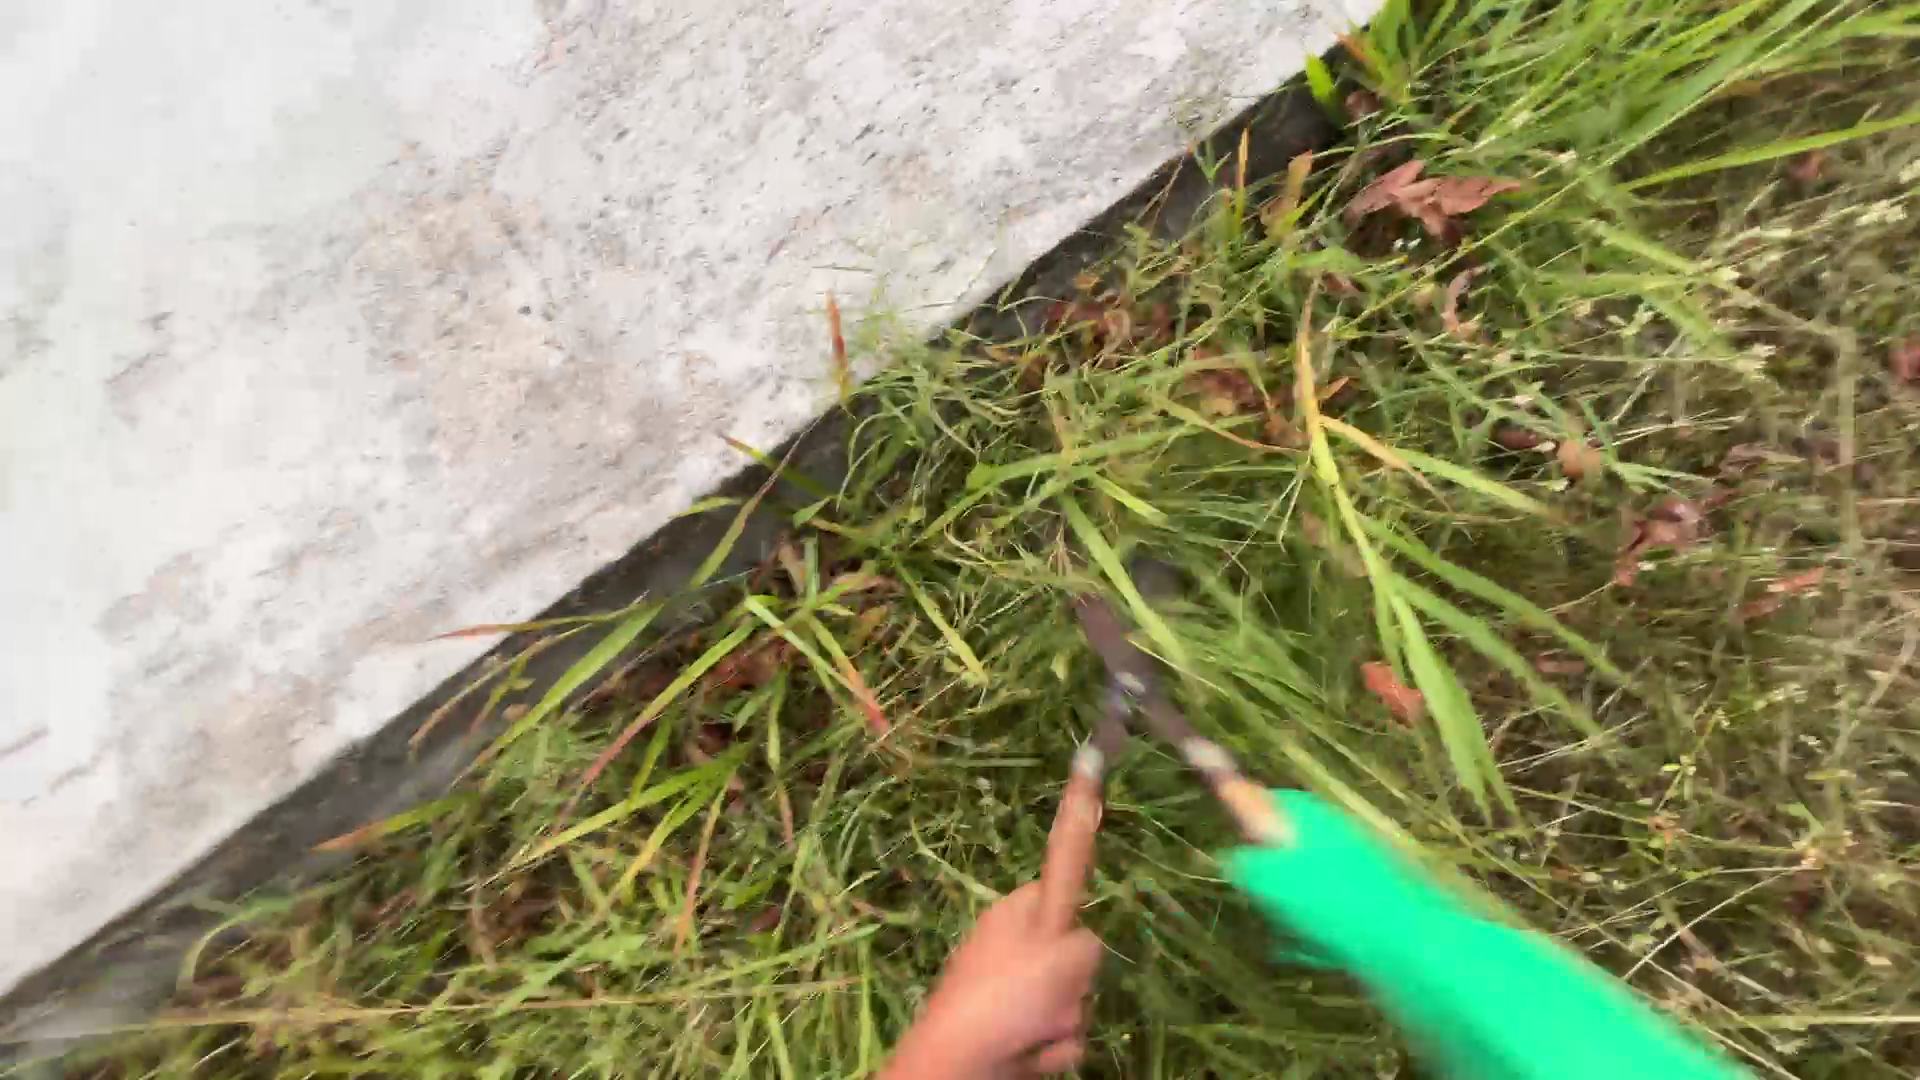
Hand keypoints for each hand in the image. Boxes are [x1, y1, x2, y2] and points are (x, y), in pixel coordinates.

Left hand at [881, 775, 1105, 1078]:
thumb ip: (1085, 941)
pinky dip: (1049, 1048)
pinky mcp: (1013, 1023)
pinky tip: (1029, 1052)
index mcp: (1023, 907)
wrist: (955, 1064)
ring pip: (1071, 996)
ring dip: (1062, 1021)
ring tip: (1032, 1030)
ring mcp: (1014, 981)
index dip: (1080, 818)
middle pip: (1079, 947)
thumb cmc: (1002, 996)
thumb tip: (1084, 945)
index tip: (1088, 773)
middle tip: (1048, 998)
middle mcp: (1019, 937)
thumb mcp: (1056, 957)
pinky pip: (1056, 1030)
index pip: (1065, 858)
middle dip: (1074, 983)